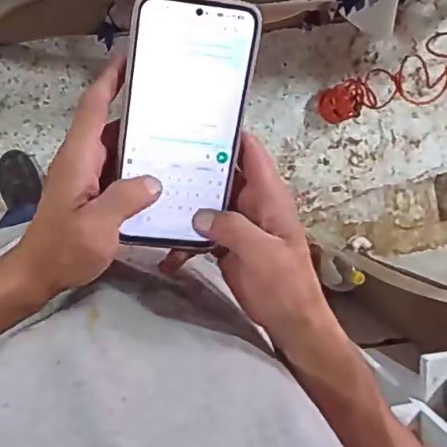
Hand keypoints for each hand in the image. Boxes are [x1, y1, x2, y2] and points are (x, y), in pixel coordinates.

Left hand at [0, 51, 162, 303]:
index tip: (129, 57)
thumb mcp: (97, 227)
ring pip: (115, 146)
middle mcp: (80, 160)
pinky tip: (163, 171)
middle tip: (172, 97)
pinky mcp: (90, 192)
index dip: (110, 79)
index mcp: (78, 158)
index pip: (93, 107)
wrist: (37, 274)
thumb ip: (125, 200)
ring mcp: (84, 176)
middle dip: (136, 106)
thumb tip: (153, 180)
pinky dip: (138, 163)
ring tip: (177, 132)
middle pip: (108, 122)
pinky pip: (117, 167)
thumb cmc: (62, 250)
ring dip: (141, 138)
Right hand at [162, 132, 344, 360]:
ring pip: (209, 202)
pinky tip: (167, 253)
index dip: (230, 134)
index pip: (251, 152)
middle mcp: (253, 204)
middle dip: (196, 166)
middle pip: (223, 174)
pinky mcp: (228, 244)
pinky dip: (185, 240)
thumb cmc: (286, 286)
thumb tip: (200, 214)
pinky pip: (202, 232)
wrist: (291, 322)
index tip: (199, 124)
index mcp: (269, 197)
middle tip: (162, 156)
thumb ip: (232, 227)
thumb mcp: (262, 252)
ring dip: (186, 203)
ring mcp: (240, 224)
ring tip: (156, 198)